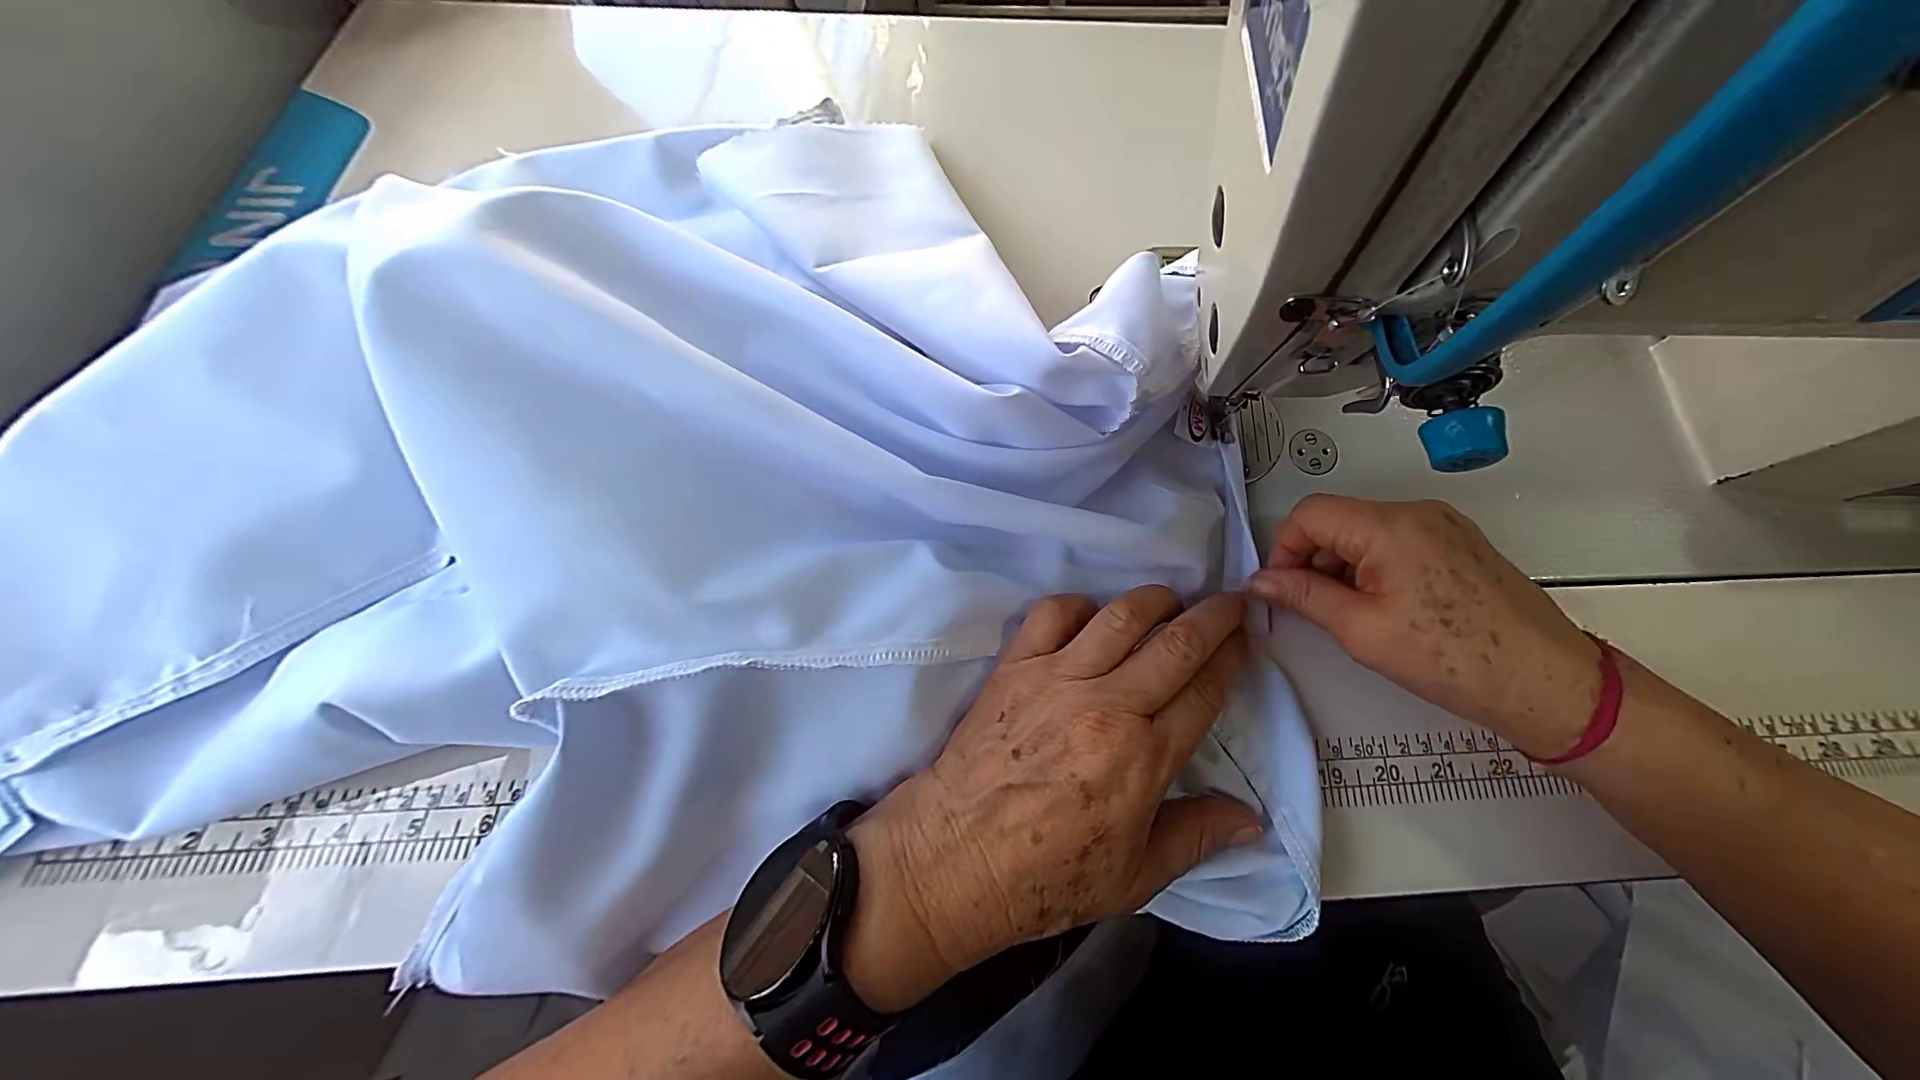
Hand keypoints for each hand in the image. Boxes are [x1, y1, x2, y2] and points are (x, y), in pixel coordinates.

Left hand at [841, 587, 1263, 1011]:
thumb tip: (1251, 817)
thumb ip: (1196, 838)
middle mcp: (1107, 706)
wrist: (956, 856)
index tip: (1245, 639)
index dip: (1231, 658)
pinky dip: (1077, 604)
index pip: (1204, 690)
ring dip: (1154, 599)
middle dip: (1213, 616)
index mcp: (1145, 757)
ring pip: (1119, 617)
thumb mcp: (1135, 877)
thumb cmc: (1047, 875)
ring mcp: (1057, 679)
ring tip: (1171, 598)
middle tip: (1231, 602)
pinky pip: (1050, 615)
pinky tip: (1090, 615)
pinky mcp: (1014, 668)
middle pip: (1175, 643)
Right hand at [1245, 495, 1600, 758]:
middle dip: (1311, 558)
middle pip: (1336, 519)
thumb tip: (1260, 582)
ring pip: (1362, 530)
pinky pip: (1393, 540)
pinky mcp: (1456, 542)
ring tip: (1349, 612)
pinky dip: (1371, 566)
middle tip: (1309, 606)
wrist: (1546, 683)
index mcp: (1390, 526)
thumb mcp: (1360, 629)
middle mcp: (1416, 513)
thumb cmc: (1453, 658)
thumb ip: (1302, 596)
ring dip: (1340, 564)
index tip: (1281, 588)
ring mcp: (1441, 525)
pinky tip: (1381, 605)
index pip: (1309, 514)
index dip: (1283, 549)